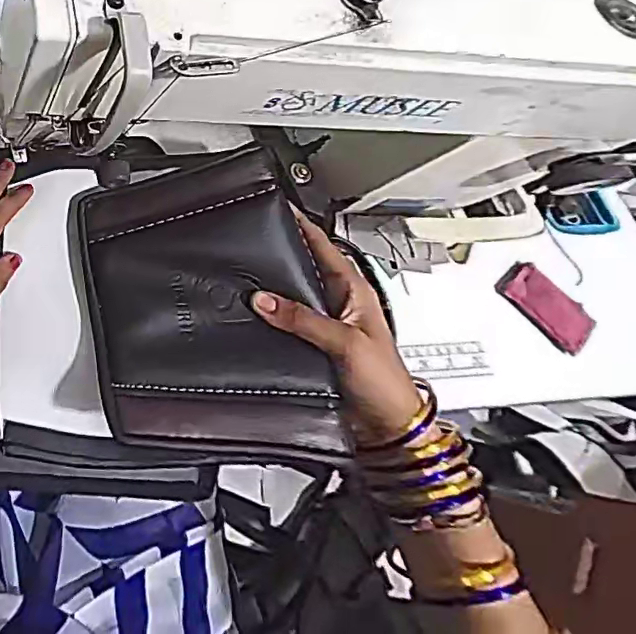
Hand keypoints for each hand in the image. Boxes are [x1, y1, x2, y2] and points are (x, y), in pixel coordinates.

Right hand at [252, 208, 424, 443]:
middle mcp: (338, 300)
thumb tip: (263, 299)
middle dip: (278, 251)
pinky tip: (255, 312)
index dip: (300, 223)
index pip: (322, 243)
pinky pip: (286, 319)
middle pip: (302, 265)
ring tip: (246, 271)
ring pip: (292, 292)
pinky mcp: (313, 342)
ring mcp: (324, 321)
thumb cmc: (386, 383)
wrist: (389, 427)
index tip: (277, 207)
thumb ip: (302, 319)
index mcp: (353, 288)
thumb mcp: (344, 342)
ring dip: (273, 286)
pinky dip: (271, 313)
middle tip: (251, 236)